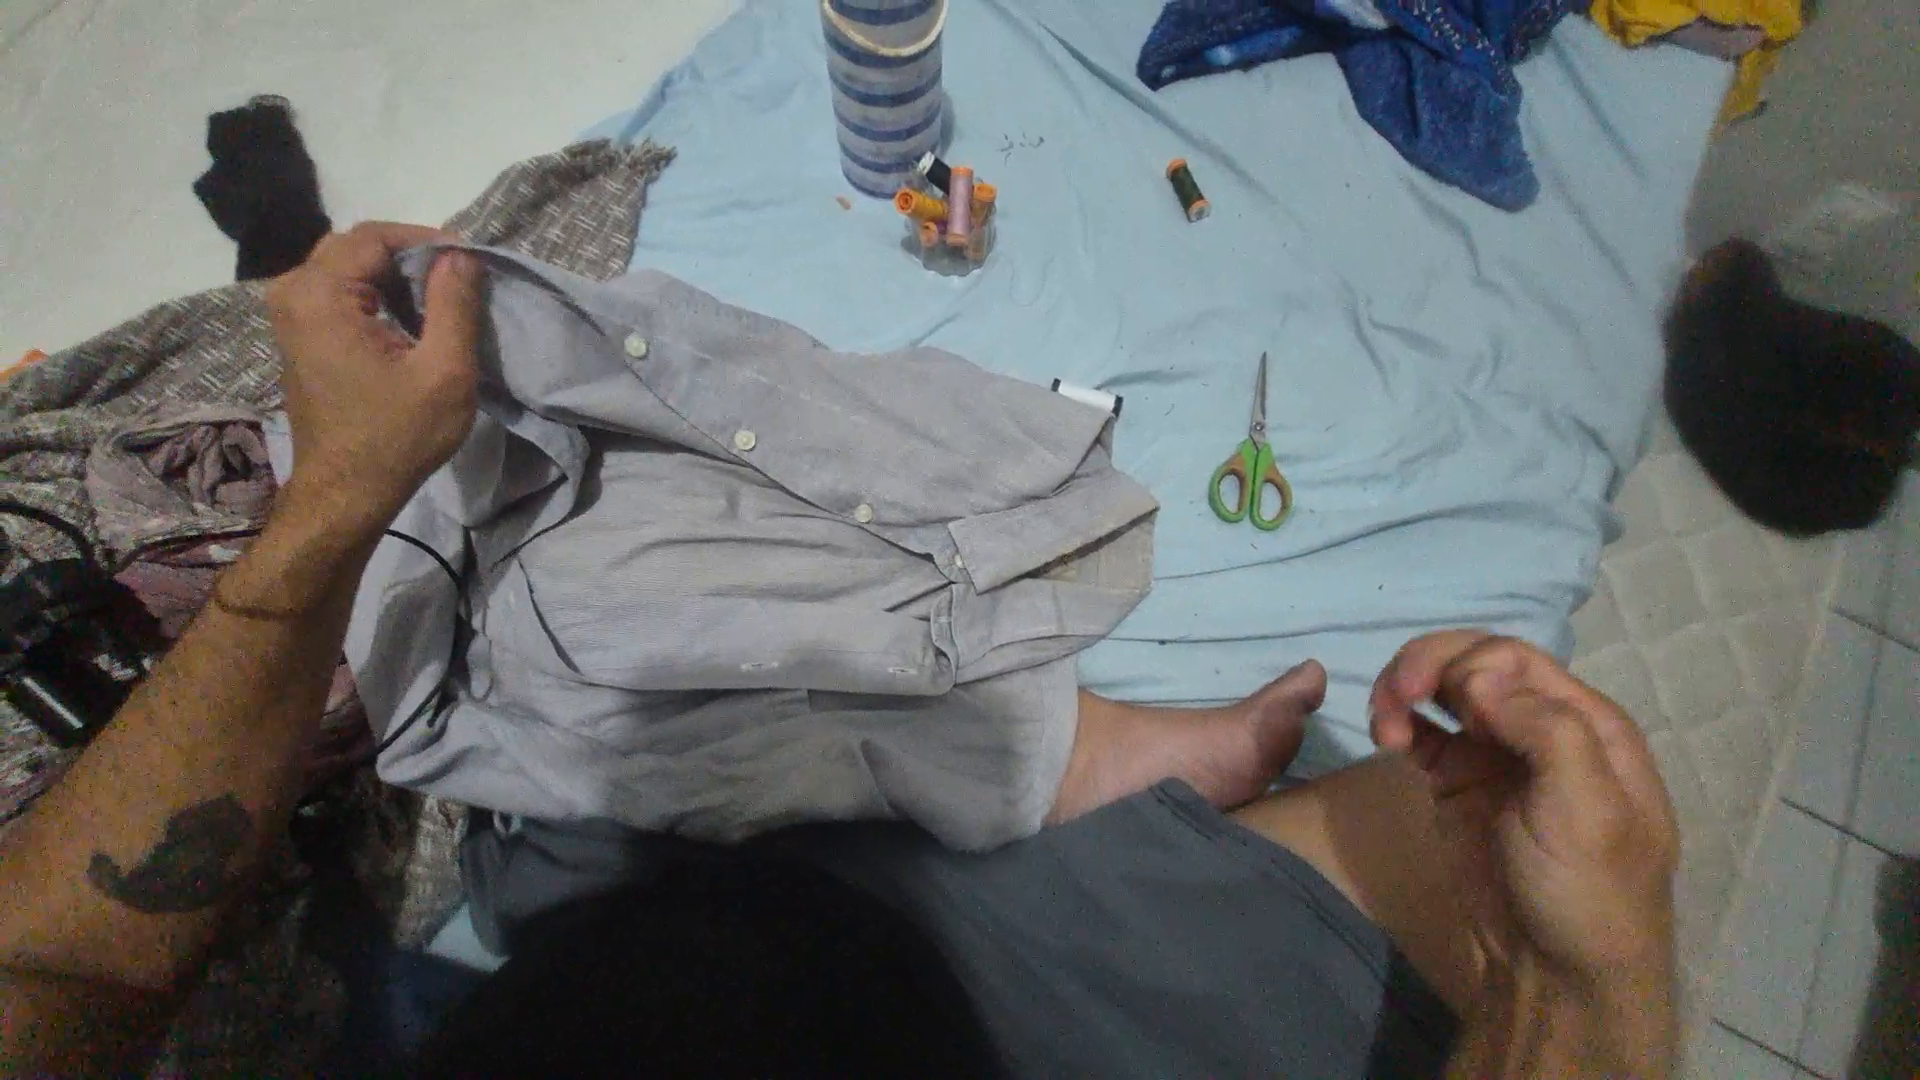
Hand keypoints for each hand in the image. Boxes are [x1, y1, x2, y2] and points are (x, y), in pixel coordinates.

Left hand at [265, 222, 485, 540]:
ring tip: (445, 302)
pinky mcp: (301, 335)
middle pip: (356, 247)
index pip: (373, 236)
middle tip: (462, 282)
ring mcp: (291, 315)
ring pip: (348, 269)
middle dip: (412, 256)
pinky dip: (380, 295)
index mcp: (320, 295)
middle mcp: (292, 293)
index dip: (427, 240)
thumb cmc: (400, 433)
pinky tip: (414, 322)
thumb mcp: (445, 371)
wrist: (350, 487)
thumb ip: (454, 306)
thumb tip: (462, 256)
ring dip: (398, 277)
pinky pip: (341, 293)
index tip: (472, 262)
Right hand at [1369, 632, 1678, 998]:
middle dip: (1423, 667)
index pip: (1511, 657)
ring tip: (1383, 729)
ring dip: (1401, 693)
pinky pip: (1419, 730)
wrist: (1554, 969)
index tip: (1427, 696)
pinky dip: (1396, 723)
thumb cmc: (1587, 889)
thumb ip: (1546, 731)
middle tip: (1392, 697)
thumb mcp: (1587, 812)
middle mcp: (1535, 725)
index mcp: (1584, 723)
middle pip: (1469, 662)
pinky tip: (1387, 742)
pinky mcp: (1454, 777)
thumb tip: (1479, 673)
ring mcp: (1491, 751)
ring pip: (1438, 689)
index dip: (1461, 661)